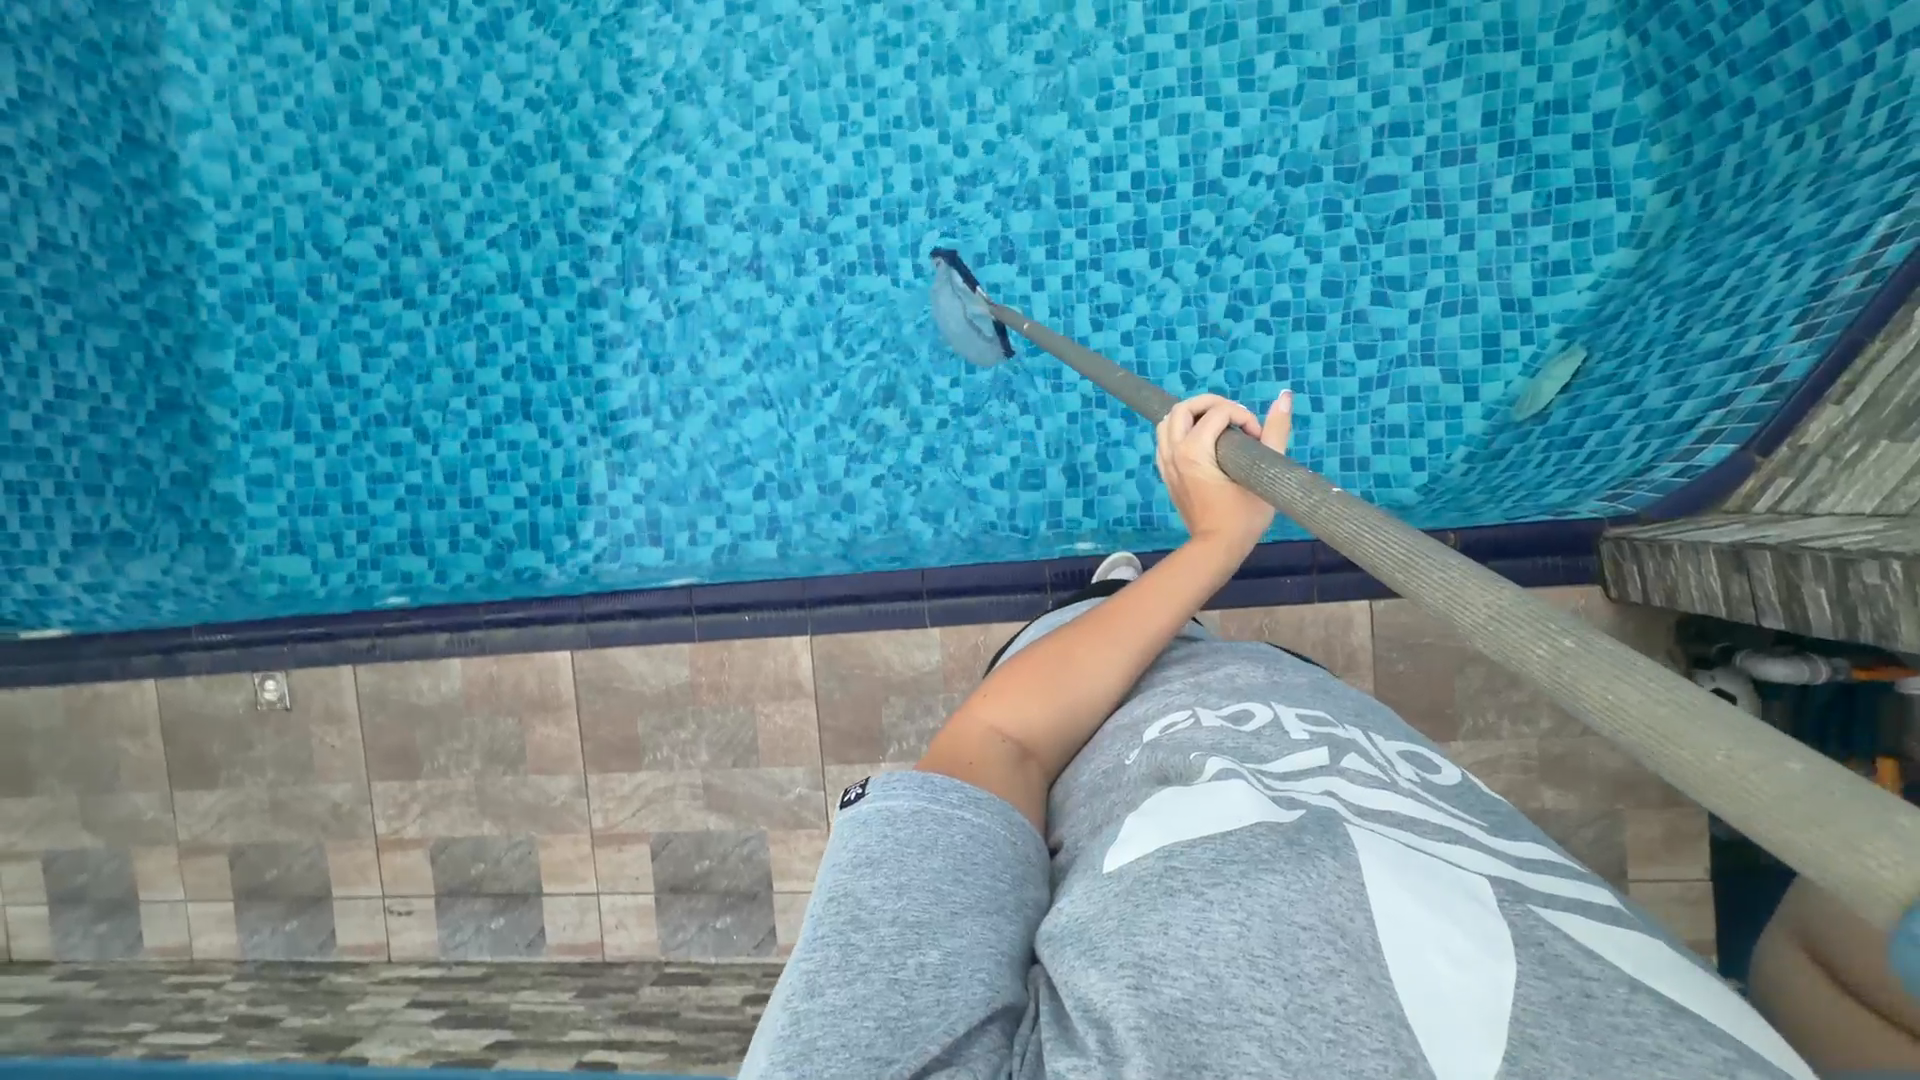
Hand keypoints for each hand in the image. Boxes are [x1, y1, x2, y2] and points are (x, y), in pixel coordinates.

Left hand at [1155, 391, 1293, 549]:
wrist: (1216, 548)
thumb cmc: (1243, 517)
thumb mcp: (1264, 473)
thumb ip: (1275, 433)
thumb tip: (1285, 397)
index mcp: (1193, 452)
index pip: (1218, 412)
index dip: (1243, 416)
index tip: (1258, 437)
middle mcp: (1173, 453)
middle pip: (1183, 408)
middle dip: (1212, 404)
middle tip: (1236, 418)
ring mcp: (1165, 464)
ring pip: (1168, 422)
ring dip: (1193, 416)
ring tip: (1219, 426)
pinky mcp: (1166, 473)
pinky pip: (1165, 440)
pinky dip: (1182, 432)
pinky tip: (1204, 442)